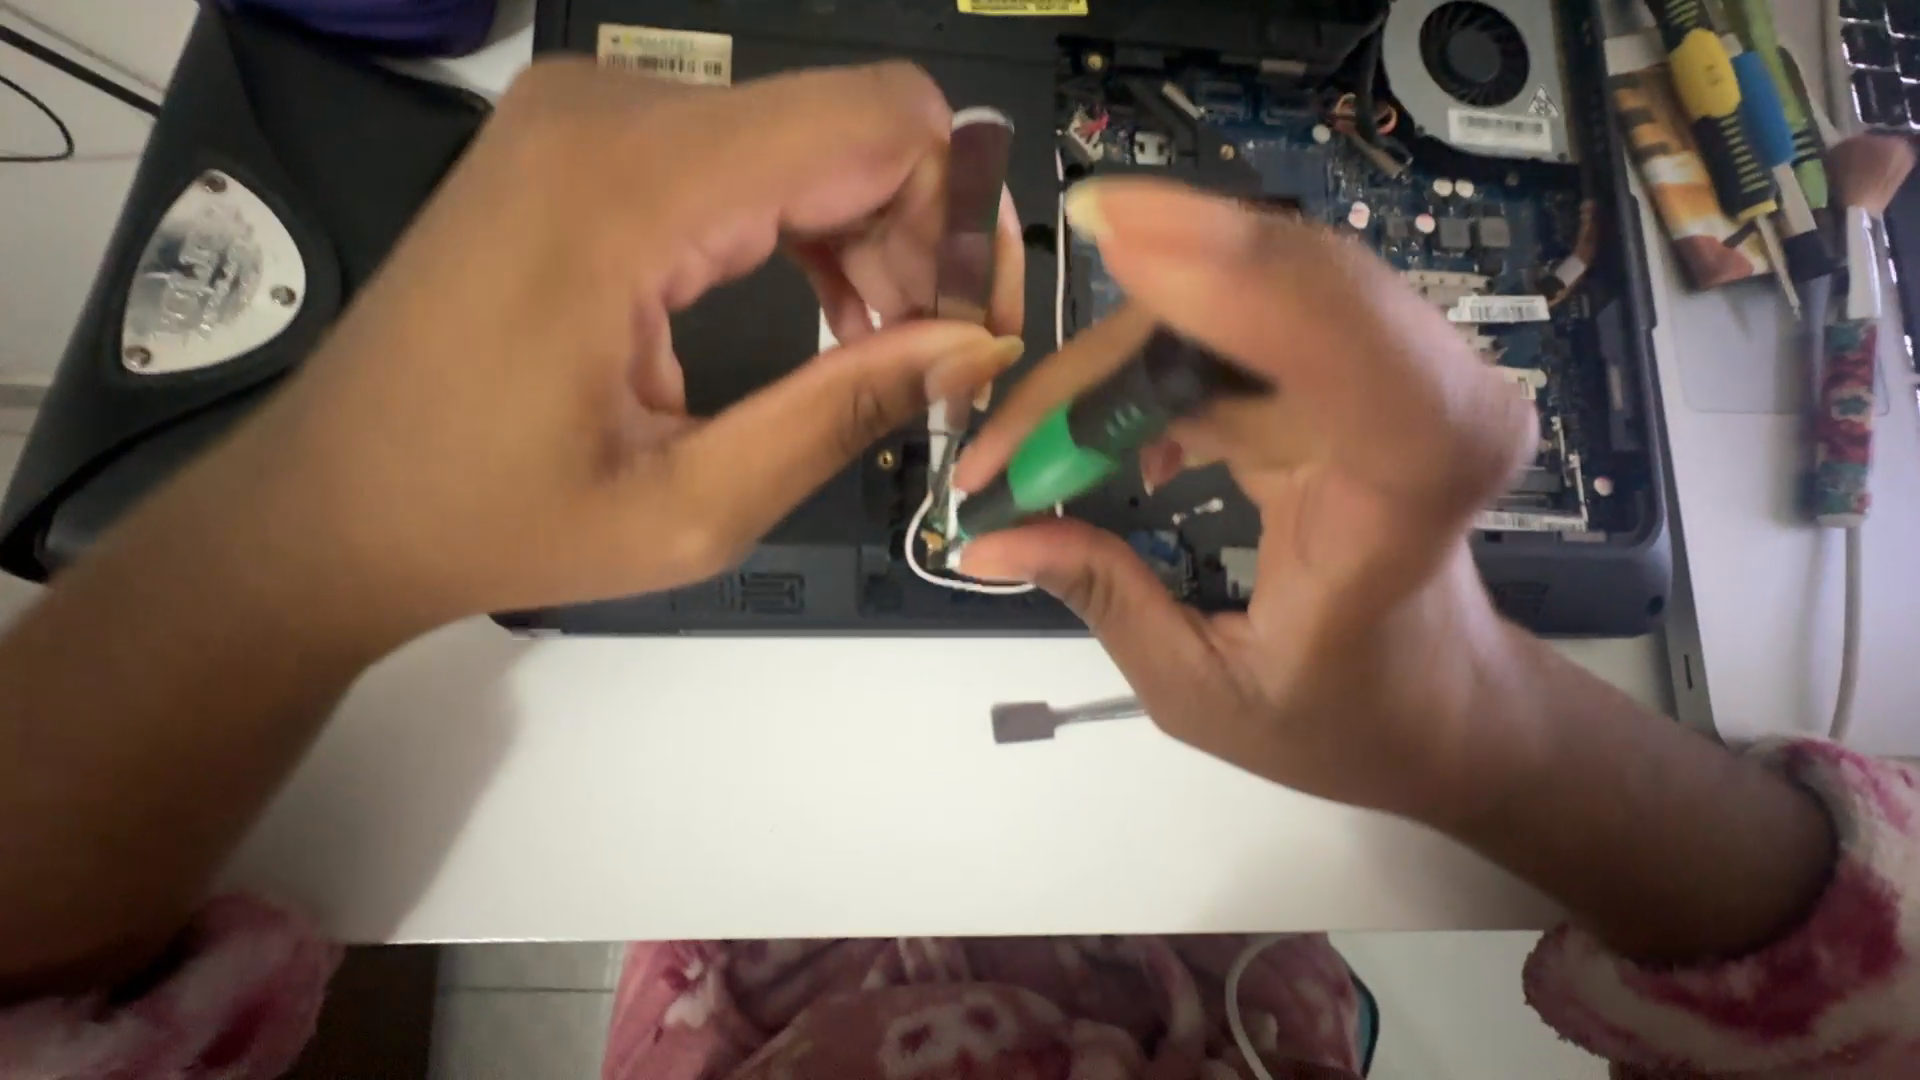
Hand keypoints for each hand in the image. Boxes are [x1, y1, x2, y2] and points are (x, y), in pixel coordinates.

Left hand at [191, 58, 1024, 633]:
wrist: (340, 503)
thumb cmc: (503, 520)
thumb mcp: (696, 504)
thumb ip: (845, 412)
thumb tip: (974, 348)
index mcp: (634, 187)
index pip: (878, 125)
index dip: (957, 224)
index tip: (968, 334)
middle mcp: (617, 112)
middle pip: (856, 126)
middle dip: (924, 242)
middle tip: (933, 360)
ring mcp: (597, 118)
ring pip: (815, 139)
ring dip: (877, 242)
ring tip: (881, 349)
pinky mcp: (592, 148)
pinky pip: (755, 159)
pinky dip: (817, 232)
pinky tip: (830, 315)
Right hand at [954, 179, 1539, 819]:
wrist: (1437, 707)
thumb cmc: (1345, 717)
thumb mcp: (1206, 688)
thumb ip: (1104, 599)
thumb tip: (986, 539)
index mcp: (1410, 489)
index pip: (1349, 344)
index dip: (1240, 277)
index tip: (1115, 241)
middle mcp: (1414, 406)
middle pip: (1255, 304)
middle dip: (1112, 344)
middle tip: (1001, 421)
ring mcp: (1375, 381)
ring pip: (1226, 308)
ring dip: (1108, 368)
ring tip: (1025, 451)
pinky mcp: (1332, 381)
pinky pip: (1223, 338)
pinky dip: (1139, 377)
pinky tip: (1103, 443)